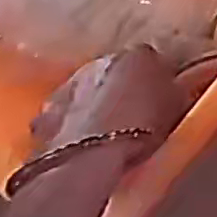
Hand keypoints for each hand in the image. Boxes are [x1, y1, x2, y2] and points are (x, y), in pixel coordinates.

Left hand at [30, 46, 184, 166]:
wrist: (87, 162)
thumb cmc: (143, 126)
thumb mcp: (177, 103)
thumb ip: (175, 88)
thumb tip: (175, 86)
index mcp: (136, 54)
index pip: (150, 58)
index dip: (157, 76)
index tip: (163, 93)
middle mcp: (96, 64)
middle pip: (113, 73)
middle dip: (120, 88)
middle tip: (134, 111)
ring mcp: (62, 92)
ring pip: (84, 95)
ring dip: (92, 107)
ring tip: (106, 132)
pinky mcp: (39, 122)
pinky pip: (64, 120)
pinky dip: (71, 128)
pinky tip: (84, 145)